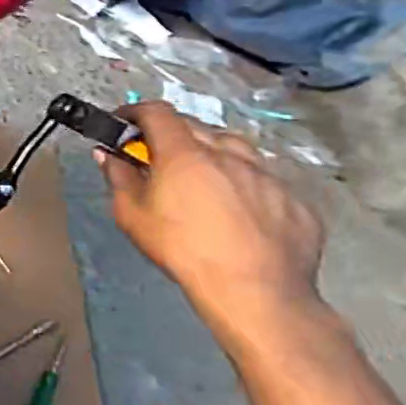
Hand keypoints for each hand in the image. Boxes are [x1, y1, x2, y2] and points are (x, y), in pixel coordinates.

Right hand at [97, 102, 326, 330]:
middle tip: (158, 156)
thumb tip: (109, 154)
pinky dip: (244, 184)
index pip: (158, 113)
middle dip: (171, 133)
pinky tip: (238, 209)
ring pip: (236, 149)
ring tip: (203, 176)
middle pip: (196, 126)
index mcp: (185, 154)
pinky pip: (264, 181)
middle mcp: (229, 156)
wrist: (255, 291)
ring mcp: (268, 177)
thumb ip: (119, 177)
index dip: (136, 112)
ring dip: (213, 152)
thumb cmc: (181, 248)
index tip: (124, 124)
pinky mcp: (296, 202)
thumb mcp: (131, 214)